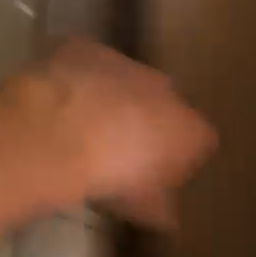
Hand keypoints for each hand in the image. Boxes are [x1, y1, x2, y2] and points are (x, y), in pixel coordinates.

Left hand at [0, 38, 216, 225]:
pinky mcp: (82, 46)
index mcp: (191, 129)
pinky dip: (77, 73)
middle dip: (144, 118)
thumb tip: (163, 210)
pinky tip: (59, 94)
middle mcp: (163, 87)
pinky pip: (86, 60)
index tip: (156, 171)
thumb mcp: (146, 209)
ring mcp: (122, 60)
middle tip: (117, 143)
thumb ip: (163, 206)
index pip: (198, 141)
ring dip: (110, 93)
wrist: (57, 129)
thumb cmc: (110, 175)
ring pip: (122, 77)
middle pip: (161, 102)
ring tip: (81, 119)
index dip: (177, 156)